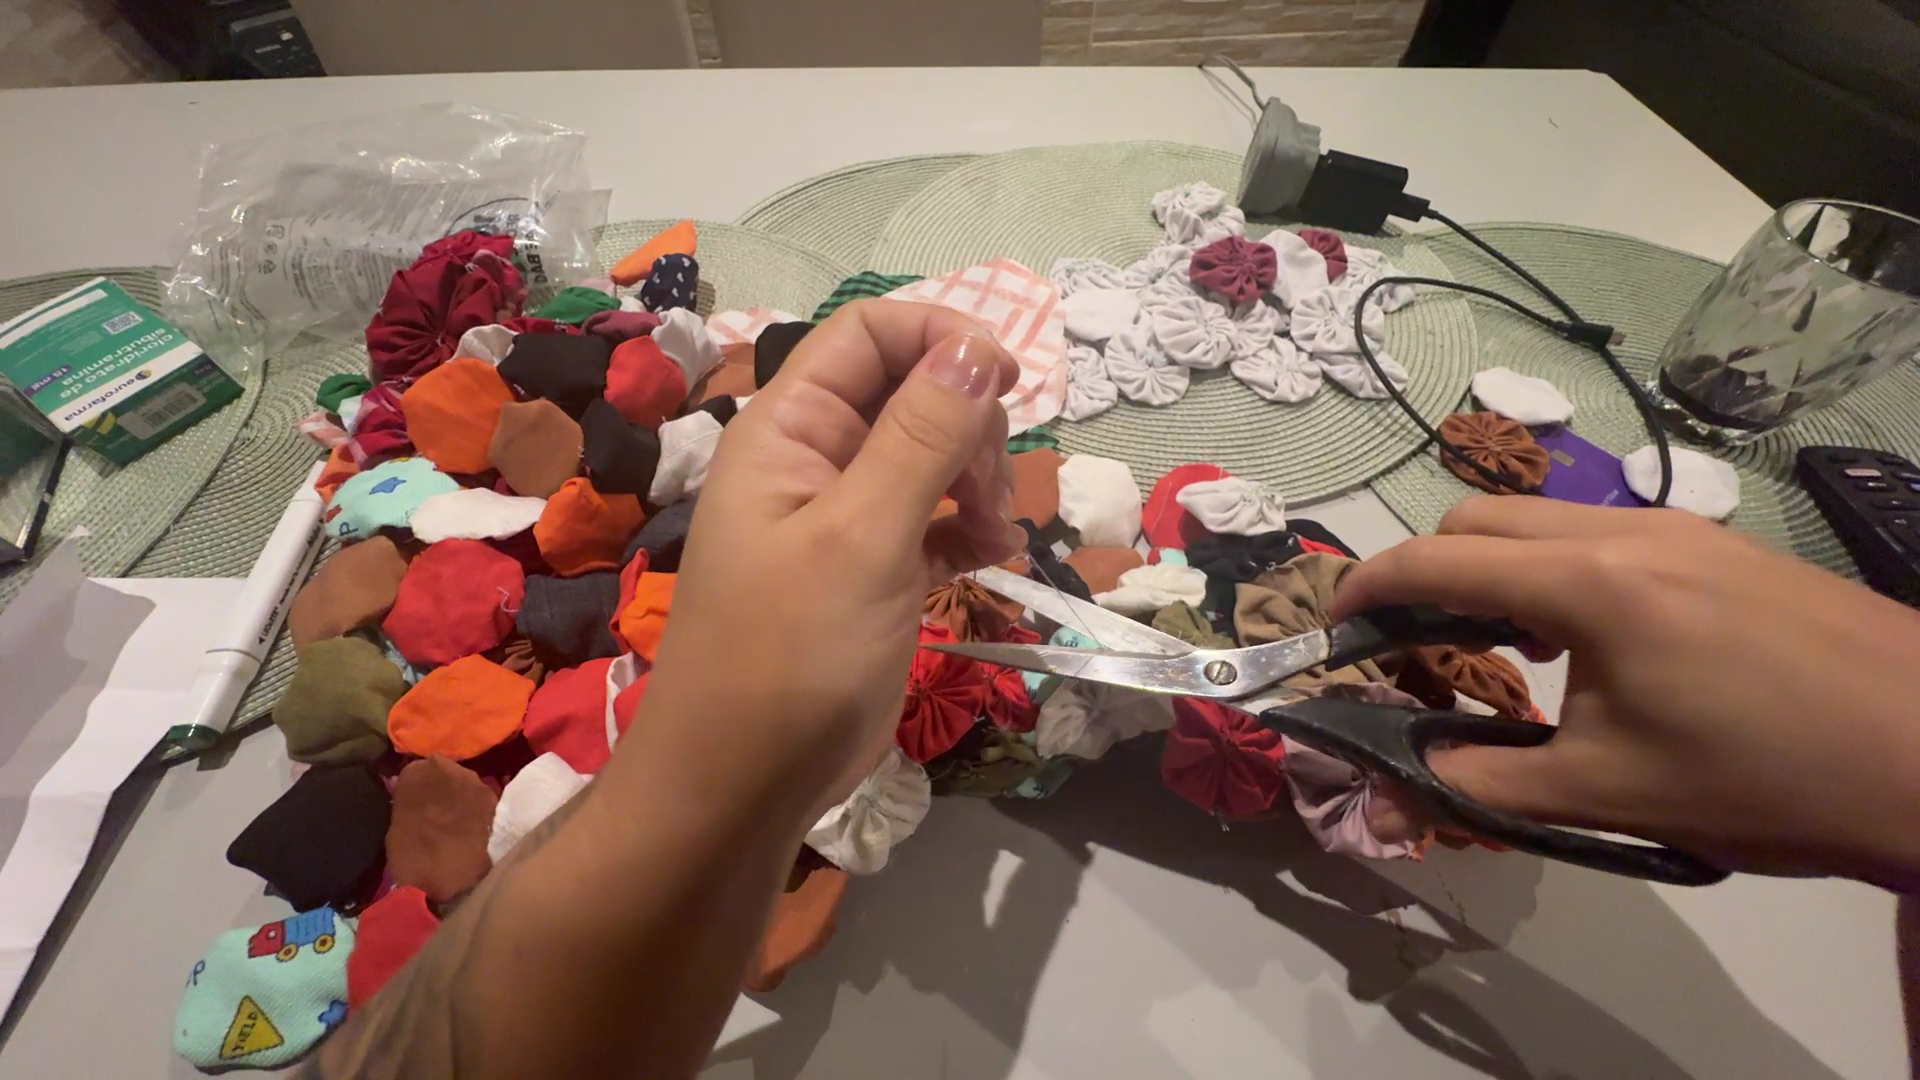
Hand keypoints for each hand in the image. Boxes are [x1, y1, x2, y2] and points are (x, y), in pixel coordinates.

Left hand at [635, 300, 1025, 823]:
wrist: (748, 780)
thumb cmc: (790, 651)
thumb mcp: (860, 535)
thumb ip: (920, 436)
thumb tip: (977, 347)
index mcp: (791, 428)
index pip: (869, 335)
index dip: (941, 338)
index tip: (1007, 381)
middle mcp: (817, 458)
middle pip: (911, 392)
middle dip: (966, 425)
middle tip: (988, 488)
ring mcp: (848, 515)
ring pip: (932, 456)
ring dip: (976, 479)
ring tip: (991, 532)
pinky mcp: (876, 566)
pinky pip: (935, 517)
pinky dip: (968, 527)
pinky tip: (988, 555)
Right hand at [1332, 495, 1919, 884]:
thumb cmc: (1773, 780)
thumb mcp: (1604, 793)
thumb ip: (1473, 783)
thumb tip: (1385, 789)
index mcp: (1588, 586)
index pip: (1433, 561)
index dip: (1366, 587)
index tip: (1336, 627)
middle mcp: (1621, 532)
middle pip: (1470, 521)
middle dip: (1419, 572)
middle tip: (1413, 639)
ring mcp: (1673, 528)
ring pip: (1528, 518)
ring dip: (1481, 567)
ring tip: (1493, 641)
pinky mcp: (1710, 541)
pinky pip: (1585, 530)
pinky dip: (1539, 567)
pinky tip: (1575, 634)